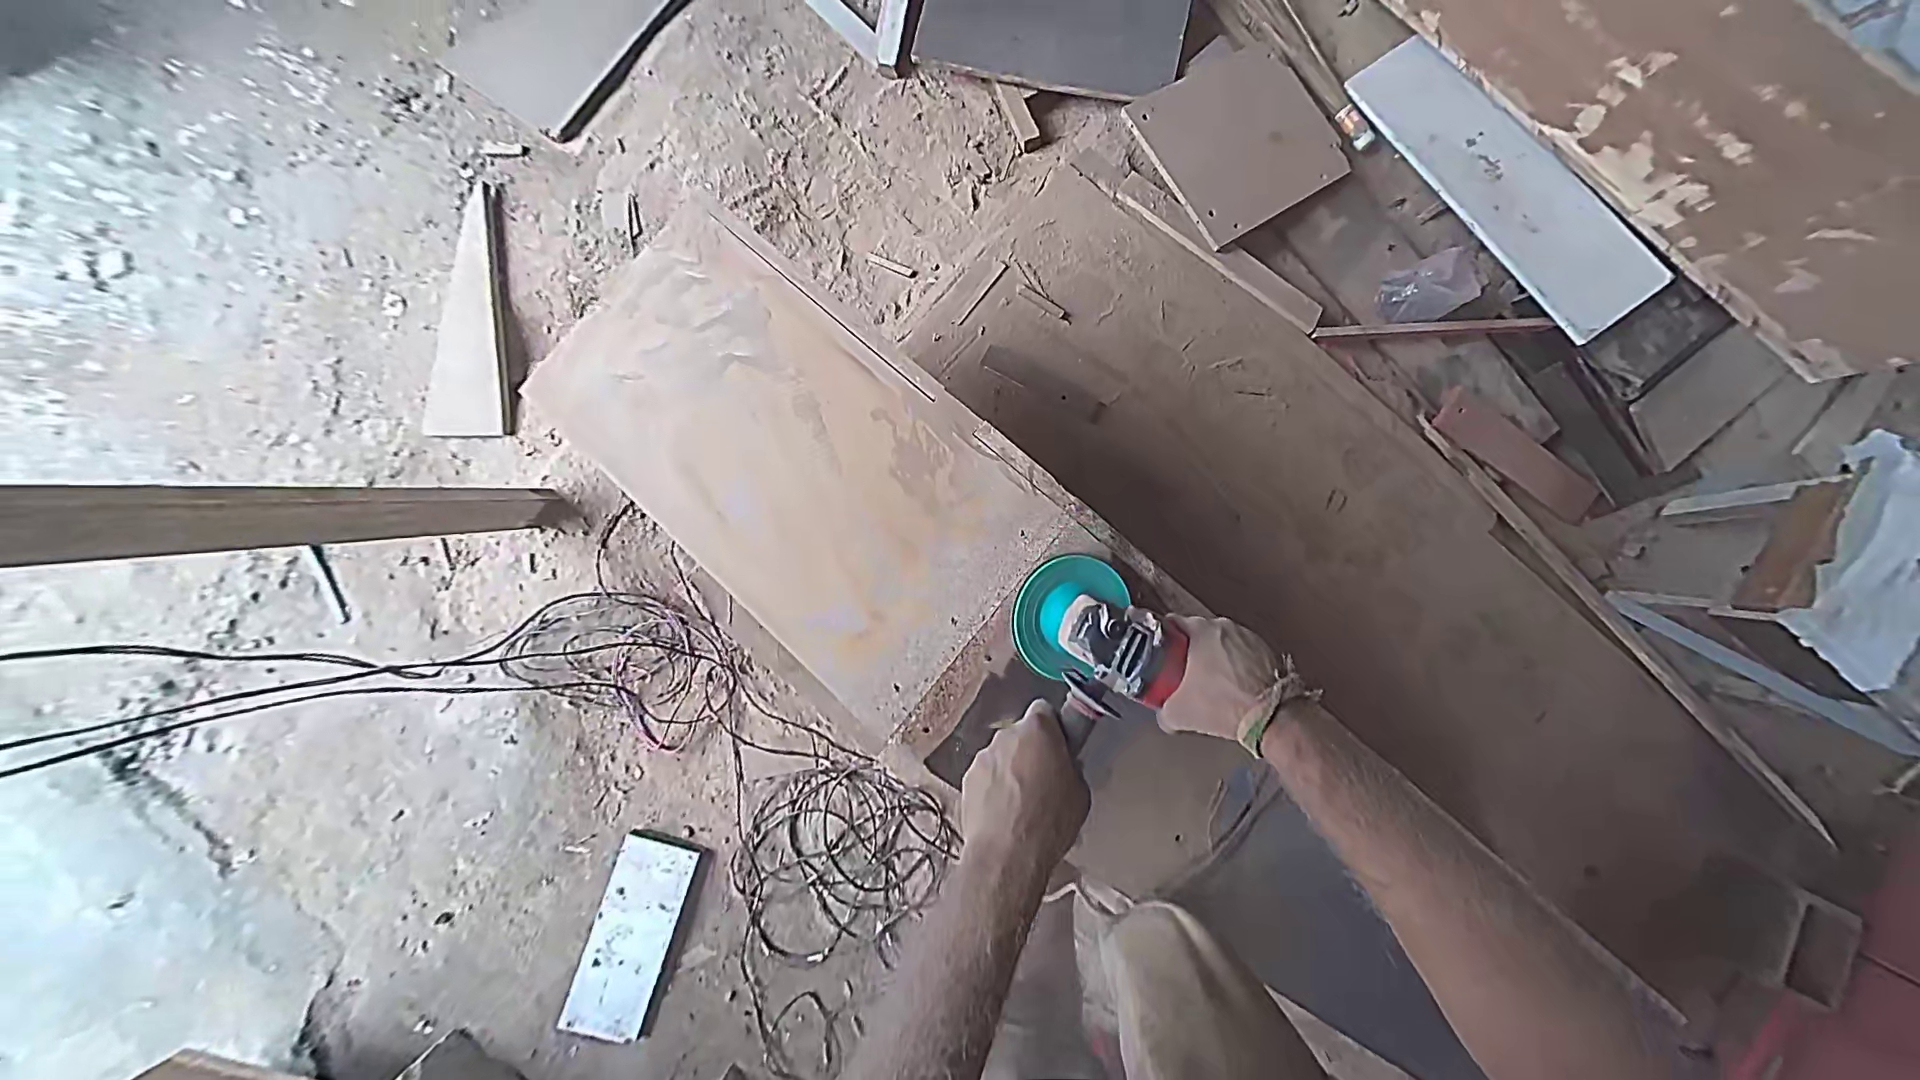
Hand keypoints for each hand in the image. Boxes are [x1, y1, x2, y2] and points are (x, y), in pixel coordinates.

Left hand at [959, 700, 1089, 874]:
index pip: (1044, 710)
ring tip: (1022, 802)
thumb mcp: (1080, 792)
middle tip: (1044, 778)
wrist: (1006, 854)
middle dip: (1031, 750)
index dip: (1053, 727)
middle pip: (1021, 734)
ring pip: (1002, 755)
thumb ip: (1070, 766)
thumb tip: (1063, 765)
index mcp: (1038, 730)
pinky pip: (986, 775)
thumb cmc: (1048, 821)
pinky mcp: (967, 778)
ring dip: (1010, 769)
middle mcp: (1006, 735)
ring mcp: (983, 756)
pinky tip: (1003, 812)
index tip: (1058, 744)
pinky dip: (993, 787)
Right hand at [1158, 615, 1282, 745]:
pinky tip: (1234, 686)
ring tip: (1212, 682)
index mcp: (1201, 630)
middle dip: (1191, 650)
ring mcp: (1250, 637)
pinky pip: (1244, 653)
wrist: (1273, 719)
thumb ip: (1163, 710)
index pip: (1173, 623)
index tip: (1163, 654)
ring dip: (1216, 657)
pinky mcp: (1268, 651)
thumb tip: (1163, 713)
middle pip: (1199, 632)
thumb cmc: (1227, 705)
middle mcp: (1226, 627)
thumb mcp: (1179, 713)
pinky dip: (1238, 666)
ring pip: (1223, 642)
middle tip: (1185, 672)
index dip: (1164, 639)